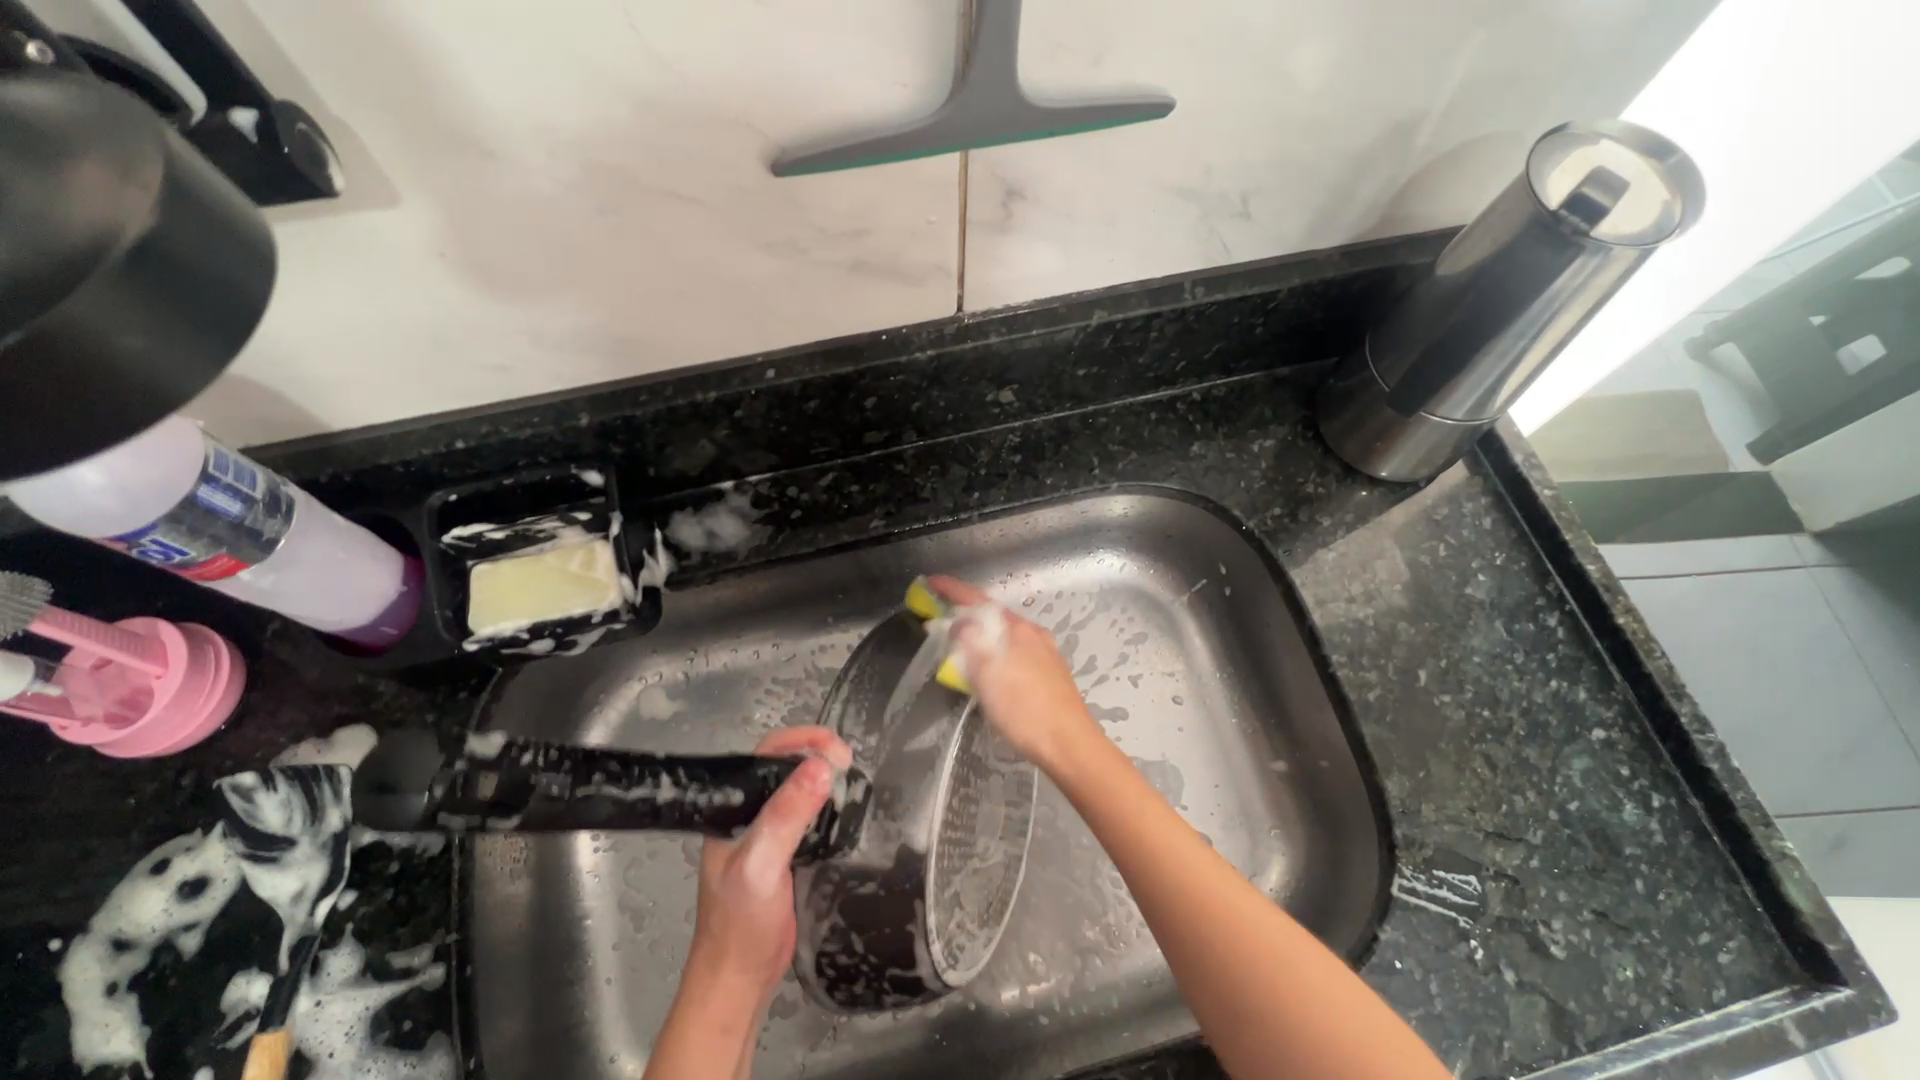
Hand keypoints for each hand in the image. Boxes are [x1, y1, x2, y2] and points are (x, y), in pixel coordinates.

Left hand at [684, 726, 851, 1009]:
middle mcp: (748, 816)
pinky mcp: (786, 857)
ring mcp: (767, 837)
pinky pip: (808, 819)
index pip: (765, 756)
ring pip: (797, 792)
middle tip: (850, 762)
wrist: (738, 979)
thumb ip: (787, 815)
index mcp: (732, 809)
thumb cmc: (740, 922)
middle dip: (816, 755)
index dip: (800, 742)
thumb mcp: (761, 863)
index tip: (837, 748)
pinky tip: (847, 810)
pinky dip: (828, 808)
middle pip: (783, 769)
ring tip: (853, 779)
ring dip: (824, 780)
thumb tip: (821, 767)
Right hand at [927, 575, 1104, 771]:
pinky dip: (996, 653)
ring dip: (982, 637)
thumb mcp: (986, 673)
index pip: (979, 600)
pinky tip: (991, 672)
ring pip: (1005, 636)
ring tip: (962, 650)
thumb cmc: (1023, 708)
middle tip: (942, 623)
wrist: (1068, 743)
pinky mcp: (1051, 674)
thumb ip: (969, 641)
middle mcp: (1033, 633)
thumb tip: (959, 623)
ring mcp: (1045, 653)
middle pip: (993, 616)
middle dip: (967, 617)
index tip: (931, 583)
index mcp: (1017, 628)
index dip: (953, 590)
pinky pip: (1016, 652)